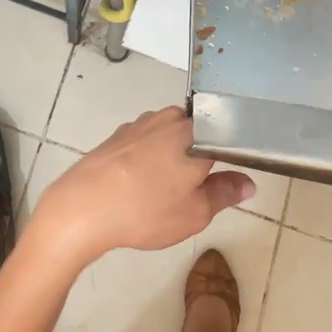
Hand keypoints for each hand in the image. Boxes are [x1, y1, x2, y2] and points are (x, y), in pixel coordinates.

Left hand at [26, 107, 254, 268]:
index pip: (225, 133)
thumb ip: (224, 193)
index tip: (230, 176)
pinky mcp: (118, 135)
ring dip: (174, 154)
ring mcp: (140, 124)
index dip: (233, 154)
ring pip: (170, 134)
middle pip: (197, 130)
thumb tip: (249, 181)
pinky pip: (146, 141)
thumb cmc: (145, 210)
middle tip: (198, 187)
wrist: (83, 206)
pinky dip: (150, 157)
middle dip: (201, 154)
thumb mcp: (195, 212)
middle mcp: (169, 119)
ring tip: (168, 188)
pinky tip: (142, 182)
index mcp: (194, 134)